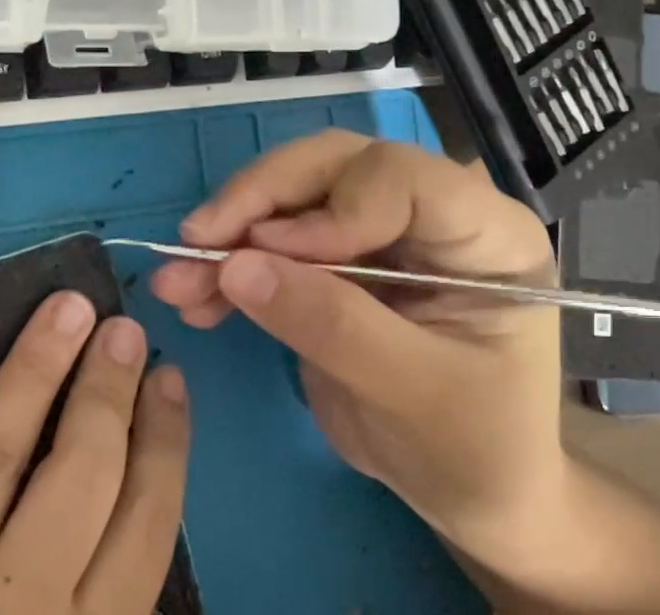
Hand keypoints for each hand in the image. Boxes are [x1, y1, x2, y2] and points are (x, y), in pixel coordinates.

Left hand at [0, 291, 190, 614]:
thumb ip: (112, 608)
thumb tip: (139, 513)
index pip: (141, 524)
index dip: (164, 443)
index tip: (169, 380)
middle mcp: (11, 603)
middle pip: (77, 473)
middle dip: (108, 393)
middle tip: (122, 327)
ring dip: (33, 375)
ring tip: (65, 313)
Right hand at [150, 130, 562, 549]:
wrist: (464, 493)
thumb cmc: (471, 447)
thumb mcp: (410, 391)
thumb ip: (330, 323)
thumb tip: (235, 266)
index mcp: (484, 233)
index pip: (400, 176)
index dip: (332, 205)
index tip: (273, 253)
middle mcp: (428, 214)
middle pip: (331, 167)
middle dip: (258, 200)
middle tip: (197, 240)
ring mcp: (376, 233)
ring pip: (288, 197)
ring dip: (227, 234)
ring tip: (175, 282)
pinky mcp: (331, 260)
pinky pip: (267, 241)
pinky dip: (226, 266)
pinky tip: (192, 299)